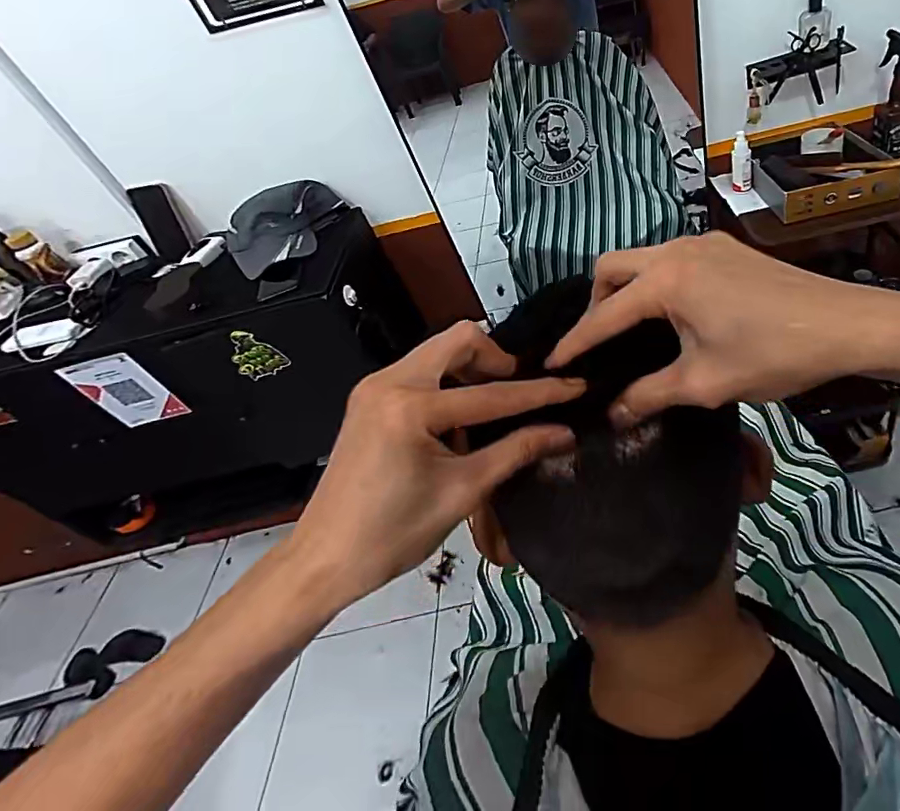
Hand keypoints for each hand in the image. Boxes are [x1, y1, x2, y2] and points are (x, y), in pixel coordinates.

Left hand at [285, 322, 581, 608]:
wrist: (323, 560)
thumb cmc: (392, 534)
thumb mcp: (462, 492)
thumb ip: (515, 452)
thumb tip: (563, 432)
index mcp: (410, 406)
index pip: (490, 394)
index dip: (539, 393)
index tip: (575, 386)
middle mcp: (389, 381)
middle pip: (458, 340)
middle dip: (497, 360)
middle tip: (520, 390)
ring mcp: (374, 386)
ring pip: (438, 351)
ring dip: (471, 370)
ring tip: (490, 410)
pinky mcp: (368, 397)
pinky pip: (420, 371)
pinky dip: (447, 384)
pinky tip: (458, 420)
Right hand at [547, 233, 899, 423]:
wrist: (847, 324)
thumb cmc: (773, 353)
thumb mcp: (706, 382)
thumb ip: (650, 395)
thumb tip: (615, 413)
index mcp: (666, 280)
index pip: (605, 313)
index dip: (576, 341)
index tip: (554, 364)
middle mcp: (677, 249)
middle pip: (613, 266)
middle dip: (595, 302)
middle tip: (598, 342)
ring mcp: (704, 242)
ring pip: (644, 258)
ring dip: (627, 289)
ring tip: (631, 330)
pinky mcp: (726, 247)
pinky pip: (673, 258)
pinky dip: (657, 281)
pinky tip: (674, 313)